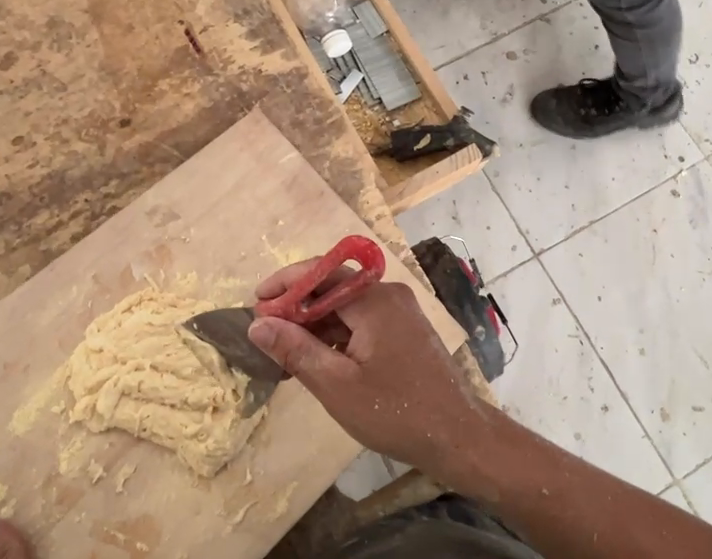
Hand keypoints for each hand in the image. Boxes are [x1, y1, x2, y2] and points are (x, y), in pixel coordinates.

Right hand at [248, 262, 491, 470]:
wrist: (456, 437)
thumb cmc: (394, 412)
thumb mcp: (336, 385)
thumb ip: (296, 350)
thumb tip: (257, 323)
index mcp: (373, 299)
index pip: (319, 274)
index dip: (284, 285)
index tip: (254, 303)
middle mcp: (387, 294)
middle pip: (332, 287)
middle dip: (296, 306)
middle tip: (265, 330)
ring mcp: (399, 311)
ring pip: (345, 305)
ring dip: (314, 323)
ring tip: (284, 349)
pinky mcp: (404, 329)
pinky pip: (361, 319)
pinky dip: (336, 333)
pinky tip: (316, 358)